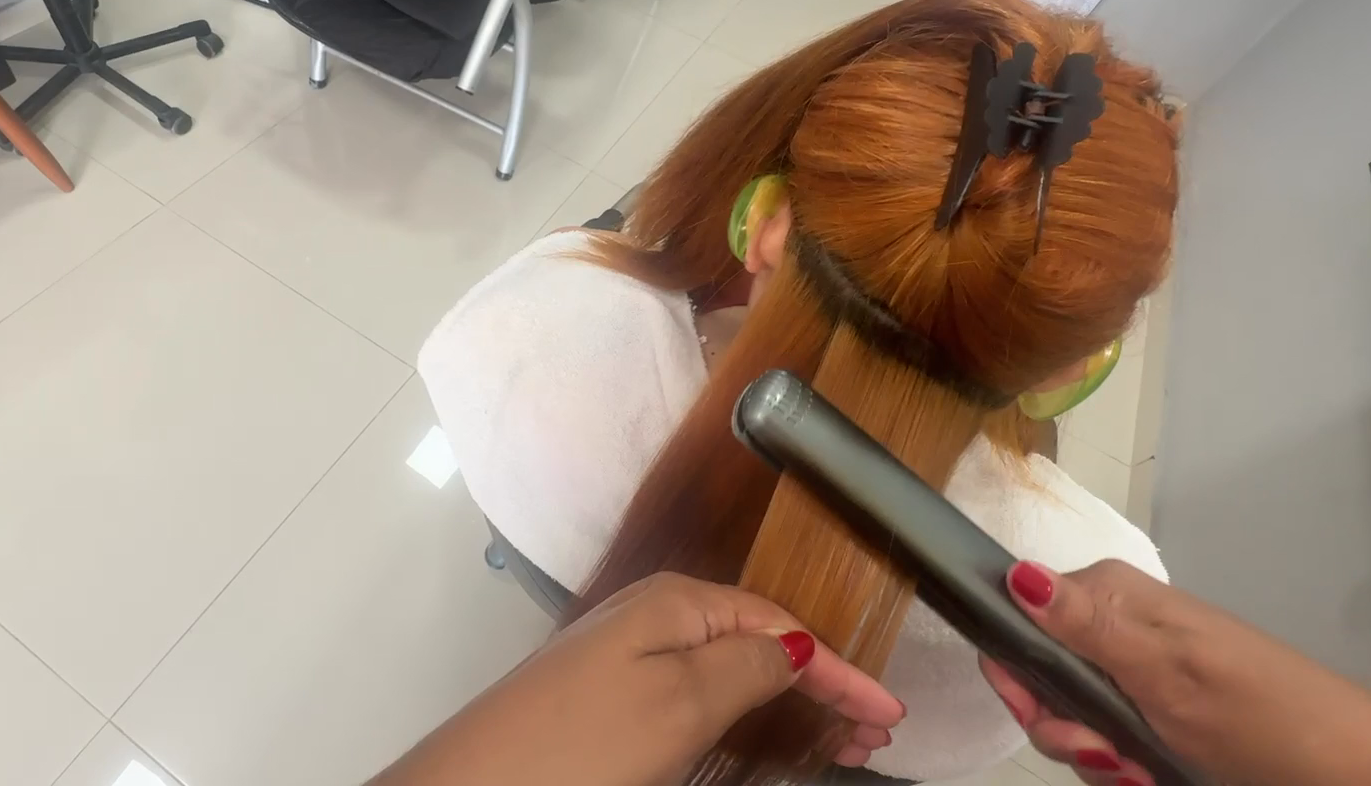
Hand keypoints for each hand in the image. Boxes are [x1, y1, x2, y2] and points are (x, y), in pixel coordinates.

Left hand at [371, 572, 905, 785]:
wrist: (480, 782)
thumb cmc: (586, 740)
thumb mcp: (678, 700)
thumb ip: (744, 664)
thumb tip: (796, 643)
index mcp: (675, 602)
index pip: (775, 623)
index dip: (836, 666)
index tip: (890, 713)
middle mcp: (655, 615)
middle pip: (756, 639)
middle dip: (817, 680)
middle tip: (871, 732)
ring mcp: (633, 652)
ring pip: (730, 666)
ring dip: (786, 695)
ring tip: (836, 736)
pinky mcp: (618, 692)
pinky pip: (699, 688)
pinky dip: (742, 708)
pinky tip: (761, 727)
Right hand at [979, 560, 1370, 785]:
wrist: (1363, 779)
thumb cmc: (1261, 713)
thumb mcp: (1168, 670)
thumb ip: (1086, 625)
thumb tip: (1014, 572)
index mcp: (1106, 598)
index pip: (1016, 614)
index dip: (1015, 668)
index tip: (1041, 712)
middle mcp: (1108, 628)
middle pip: (1036, 673)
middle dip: (1059, 725)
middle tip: (1104, 756)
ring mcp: (1131, 675)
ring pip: (1066, 715)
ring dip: (1091, 755)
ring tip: (1139, 777)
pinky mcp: (1152, 717)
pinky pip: (1102, 740)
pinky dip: (1117, 769)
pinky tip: (1148, 780)